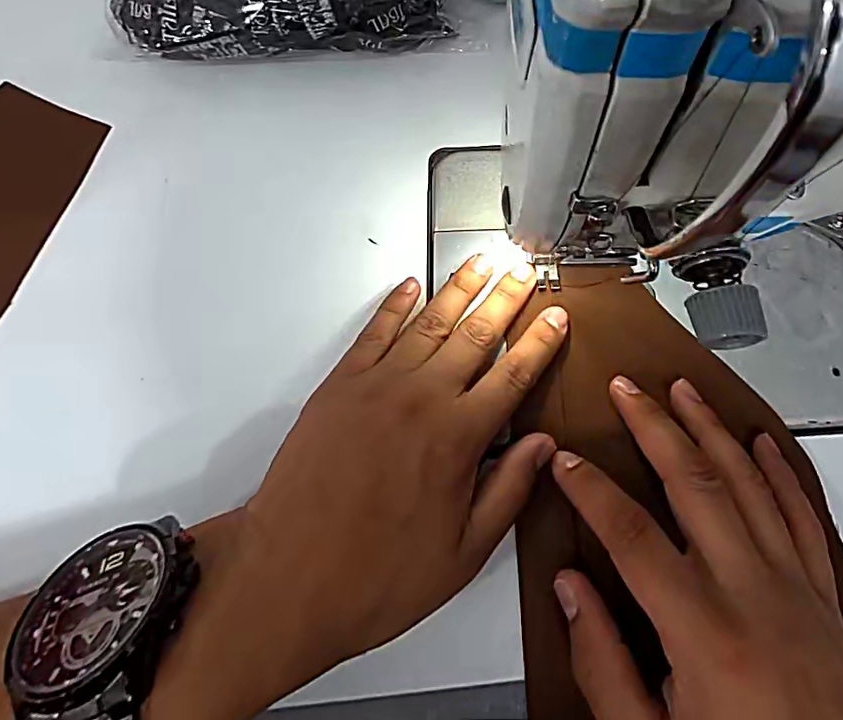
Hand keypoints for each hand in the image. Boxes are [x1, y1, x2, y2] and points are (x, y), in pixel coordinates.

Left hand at [169, 254, 567, 719]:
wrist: (285, 580)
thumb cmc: (372, 576)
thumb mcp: (461, 554)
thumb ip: (509, 491)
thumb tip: (543, 449)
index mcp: (458, 440)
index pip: (514, 375)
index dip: (540, 343)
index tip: (556, 318)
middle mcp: (422, 401)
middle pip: (477, 334)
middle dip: (506, 297)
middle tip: (523, 271)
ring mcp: (378, 387)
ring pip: (430, 322)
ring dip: (459, 287)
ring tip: (480, 263)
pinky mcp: (340, 386)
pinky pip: (374, 333)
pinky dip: (394, 305)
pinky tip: (410, 286)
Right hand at [551, 377, 842, 719]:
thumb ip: (604, 666)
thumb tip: (572, 592)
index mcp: (705, 633)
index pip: (631, 534)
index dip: (591, 489)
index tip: (567, 462)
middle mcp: (753, 596)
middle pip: (694, 482)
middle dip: (654, 425)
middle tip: (627, 390)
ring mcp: (794, 590)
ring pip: (748, 482)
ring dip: (712, 428)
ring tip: (685, 391)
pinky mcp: (822, 599)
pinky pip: (802, 516)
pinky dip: (780, 471)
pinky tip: (762, 441)